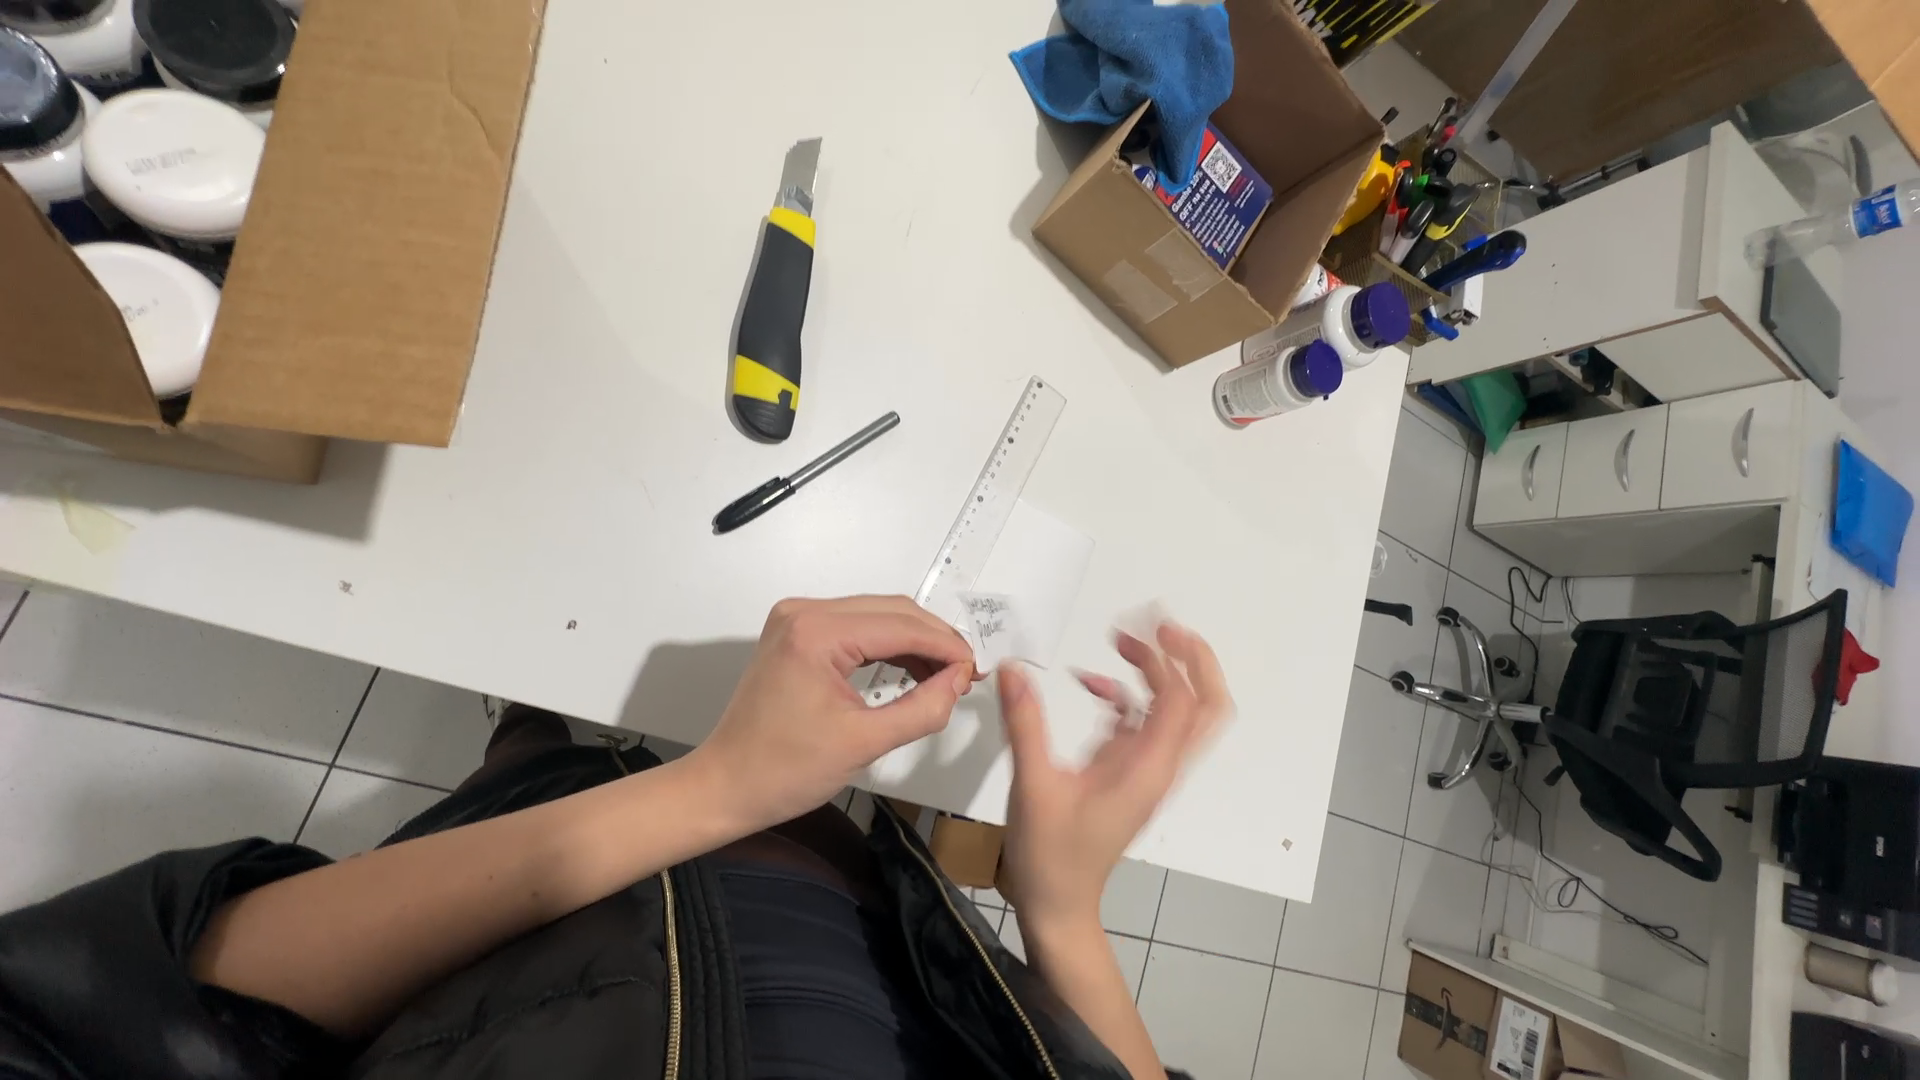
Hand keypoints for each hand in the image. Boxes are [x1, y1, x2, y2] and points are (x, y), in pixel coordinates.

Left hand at [687, 596, 974, 830]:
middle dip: (934, 639)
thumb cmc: (786, 771)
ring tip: (946, 675)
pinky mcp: (797, 632)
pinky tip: (912, 669)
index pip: (900, 625)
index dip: (946, 646)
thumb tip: (960, 681)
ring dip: (914, 641)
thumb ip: (922, 709)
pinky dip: (887, 646)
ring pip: (877, 615)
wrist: (725, 786)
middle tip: (966, 674)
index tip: (977, 671)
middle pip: (891, 610)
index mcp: (816, 633)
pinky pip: (856, 627)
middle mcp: (804, 611)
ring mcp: (797, 618)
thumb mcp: (864, 743)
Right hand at [998, 623, 1230, 930]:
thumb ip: (1025, 723)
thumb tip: (1013, 668)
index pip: (1181, 702)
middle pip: (1206, 707)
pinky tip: (1090, 684)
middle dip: (1191, 660)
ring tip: (1122, 640)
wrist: (1059, 907)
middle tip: (1159, 626)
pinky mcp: (1127, 773)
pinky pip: (1140, 724)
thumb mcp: (1034, 785)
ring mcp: (1146, 769)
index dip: (1170, 659)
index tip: (1144, 625)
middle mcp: (1158, 765)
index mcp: (1147, 768)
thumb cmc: (1051, 855)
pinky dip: (1124, 697)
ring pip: (1178, 713)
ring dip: (1159, 673)